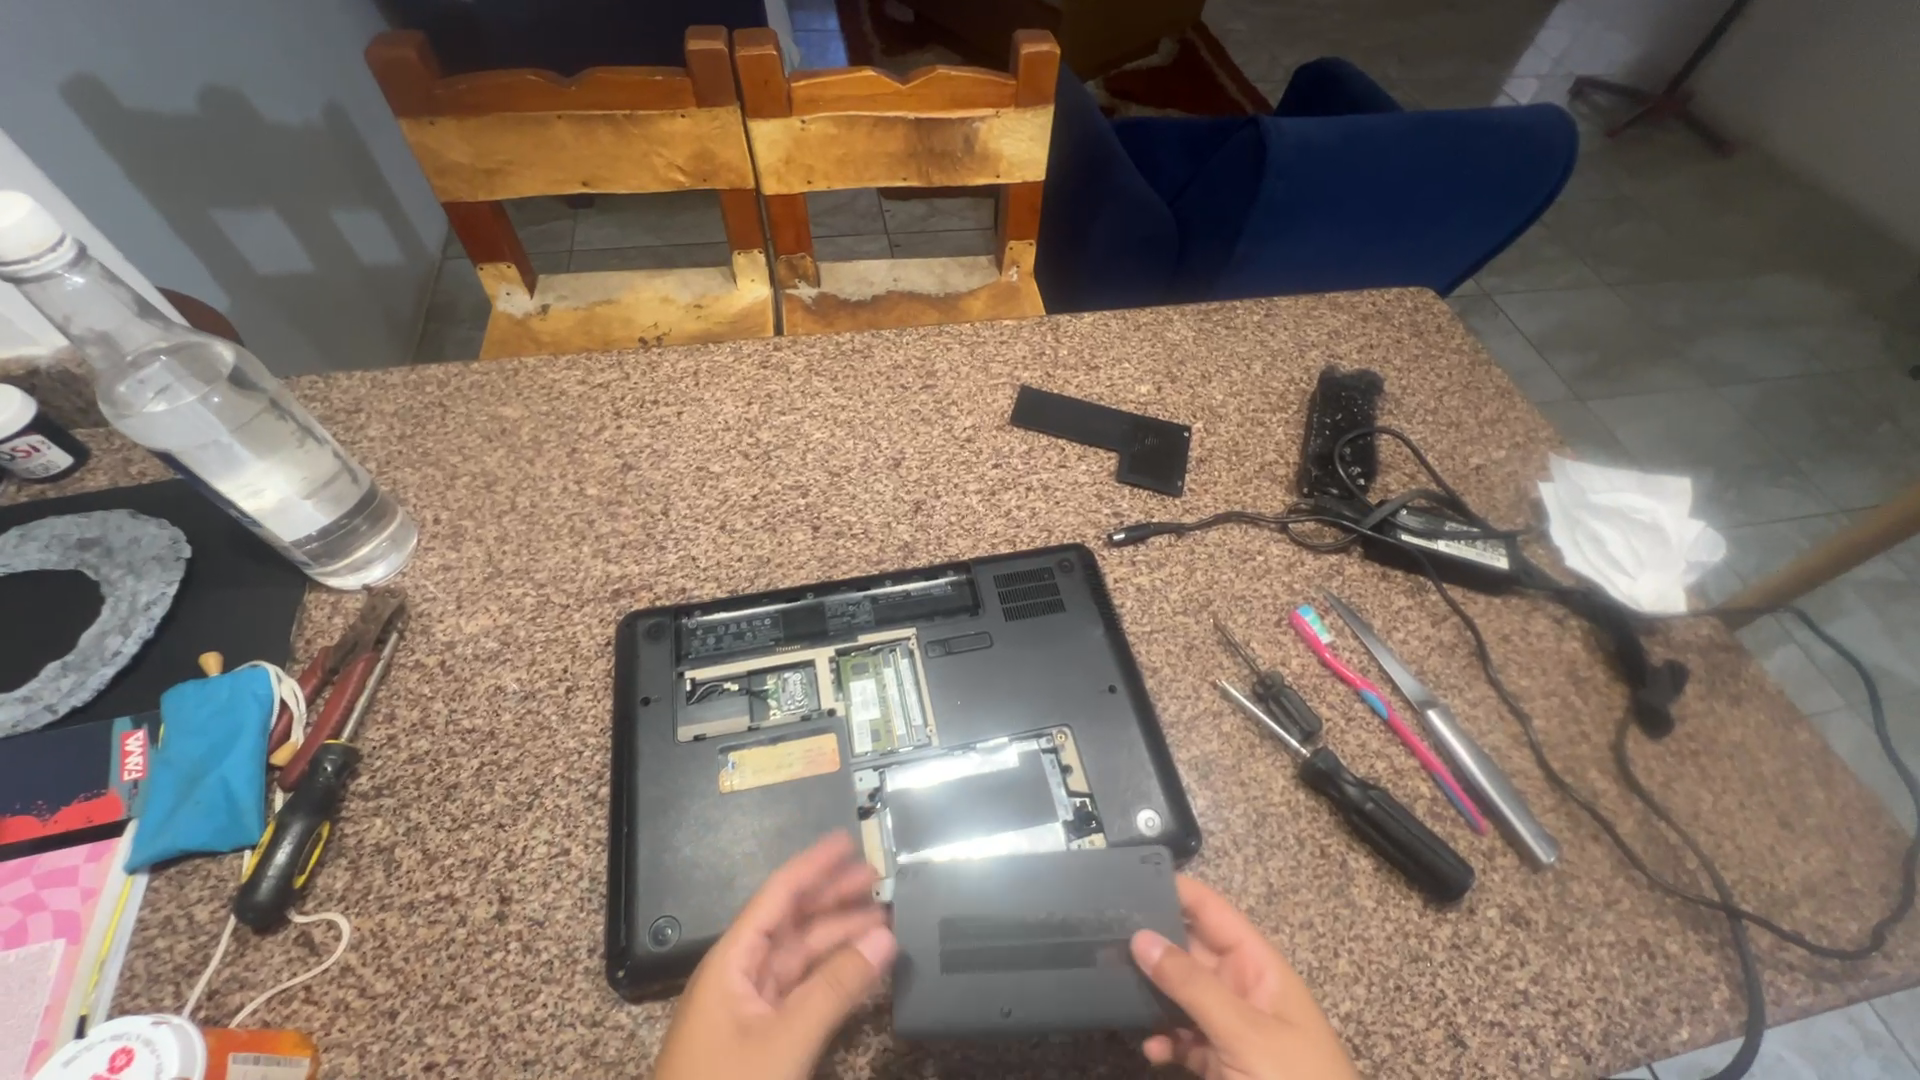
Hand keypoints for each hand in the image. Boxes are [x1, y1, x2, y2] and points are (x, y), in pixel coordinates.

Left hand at [653, 832, 895, 1079]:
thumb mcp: (784, 1040)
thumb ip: (837, 986)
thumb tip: (884, 935)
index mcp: (732, 961)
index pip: (778, 896)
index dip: (813, 865)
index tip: (848, 840)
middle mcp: (742, 975)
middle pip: (793, 923)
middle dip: (835, 899)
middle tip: (880, 879)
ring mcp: (753, 1010)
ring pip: (803, 958)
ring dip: (841, 938)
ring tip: (885, 920)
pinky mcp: (765, 1041)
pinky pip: (806, 993)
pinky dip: (836, 977)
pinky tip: (864, 969)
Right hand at [1130, 875, 1359, 1079]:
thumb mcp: (1246, 1035)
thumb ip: (1192, 986)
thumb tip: (1141, 937)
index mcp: (1259, 967)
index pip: (1213, 912)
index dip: (1177, 890)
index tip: (1128, 879)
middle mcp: (1243, 989)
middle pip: (1190, 950)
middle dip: (1152, 943)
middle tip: (1102, 935)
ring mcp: (1233, 1029)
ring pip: (1181, 995)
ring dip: (1152, 995)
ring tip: (1113, 988)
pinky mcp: (1222, 1065)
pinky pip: (1184, 1037)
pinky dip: (1165, 1039)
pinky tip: (1151, 1048)